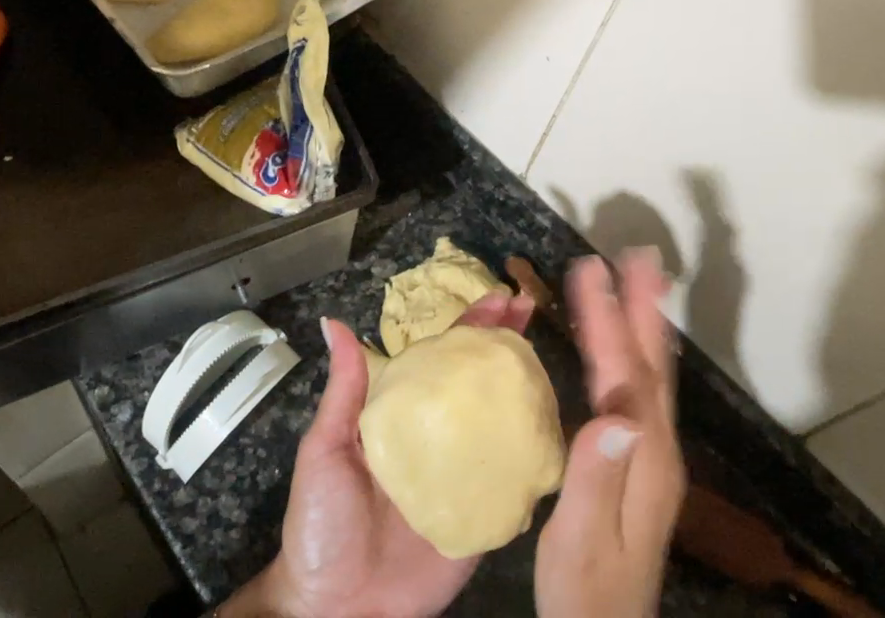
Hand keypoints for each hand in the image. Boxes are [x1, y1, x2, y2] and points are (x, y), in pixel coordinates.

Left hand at [222, 290, 536, 617]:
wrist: (336, 605)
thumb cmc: (322, 521)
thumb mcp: (325, 449)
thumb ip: (344, 391)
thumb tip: (333, 322)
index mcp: (399, 416)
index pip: (437, 360)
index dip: (466, 327)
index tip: (497, 297)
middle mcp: (435, 438)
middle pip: (475, 383)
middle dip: (503, 345)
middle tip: (530, 309)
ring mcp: (462, 477)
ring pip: (500, 425)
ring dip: (527, 390)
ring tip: (553, 354)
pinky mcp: (482, 518)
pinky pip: (514, 484)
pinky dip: (537, 458)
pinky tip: (562, 428)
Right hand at [535, 248, 686, 617]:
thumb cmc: (584, 589)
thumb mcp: (580, 535)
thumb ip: (597, 474)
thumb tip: (617, 415)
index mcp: (641, 457)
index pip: (625, 373)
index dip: (608, 318)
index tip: (591, 268)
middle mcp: (654, 448)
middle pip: (650, 365)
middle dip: (643, 307)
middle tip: (637, 255)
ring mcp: (649, 456)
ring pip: (648, 376)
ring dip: (643, 325)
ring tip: (636, 283)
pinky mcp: (637, 464)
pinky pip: (636, 393)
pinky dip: (630, 357)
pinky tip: (619, 348)